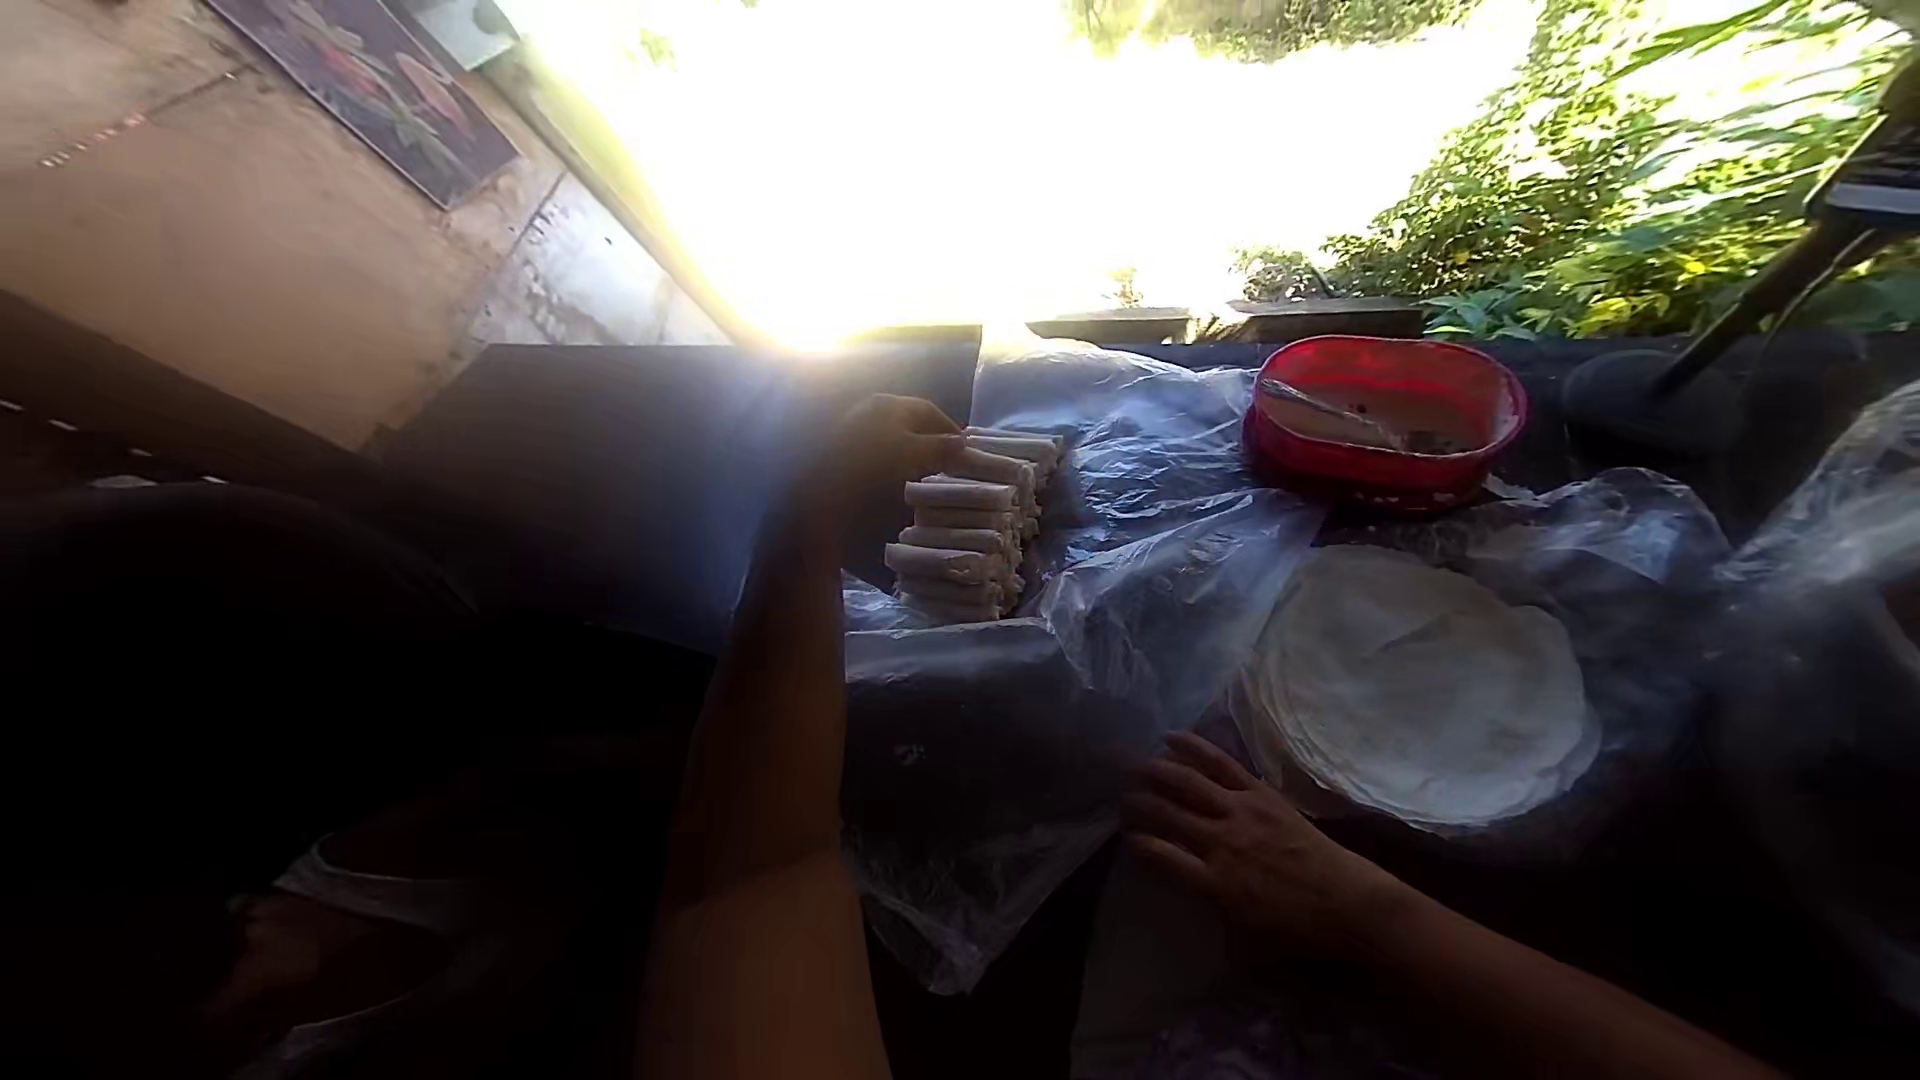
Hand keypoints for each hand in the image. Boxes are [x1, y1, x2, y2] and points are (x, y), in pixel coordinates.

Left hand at [802, 394, 963, 514]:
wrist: (821, 489)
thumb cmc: (872, 464)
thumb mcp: (913, 454)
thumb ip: (940, 447)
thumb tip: (963, 443)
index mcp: (889, 404)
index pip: (929, 410)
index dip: (949, 428)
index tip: (964, 449)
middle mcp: (871, 409)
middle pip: (911, 421)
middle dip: (932, 439)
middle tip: (948, 462)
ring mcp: (855, 427)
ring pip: (894, 435)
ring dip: (913, 450)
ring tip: (927, 471)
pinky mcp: (844, 448)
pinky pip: (879, 449)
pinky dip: (895, 459)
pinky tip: (899, 475)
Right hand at [1123, 731, 1408, 952]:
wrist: (1350, 904)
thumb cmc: (1296, 927)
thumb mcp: (1245, 935)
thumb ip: (1207, 906)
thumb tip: (1177, 883)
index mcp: (1215, 883)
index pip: (1160, 855)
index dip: (1138, 842)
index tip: (1126, 835)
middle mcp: (1220, 842)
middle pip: (1165, 812)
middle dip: (1136, 800)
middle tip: (1118, 792)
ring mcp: (1238, 811)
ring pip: (1184, 782)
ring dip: (1153, 770)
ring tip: (1132, 763)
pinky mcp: (1257, 792)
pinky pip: (1218, 763)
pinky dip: (1191, 746)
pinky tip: (1169, 736)